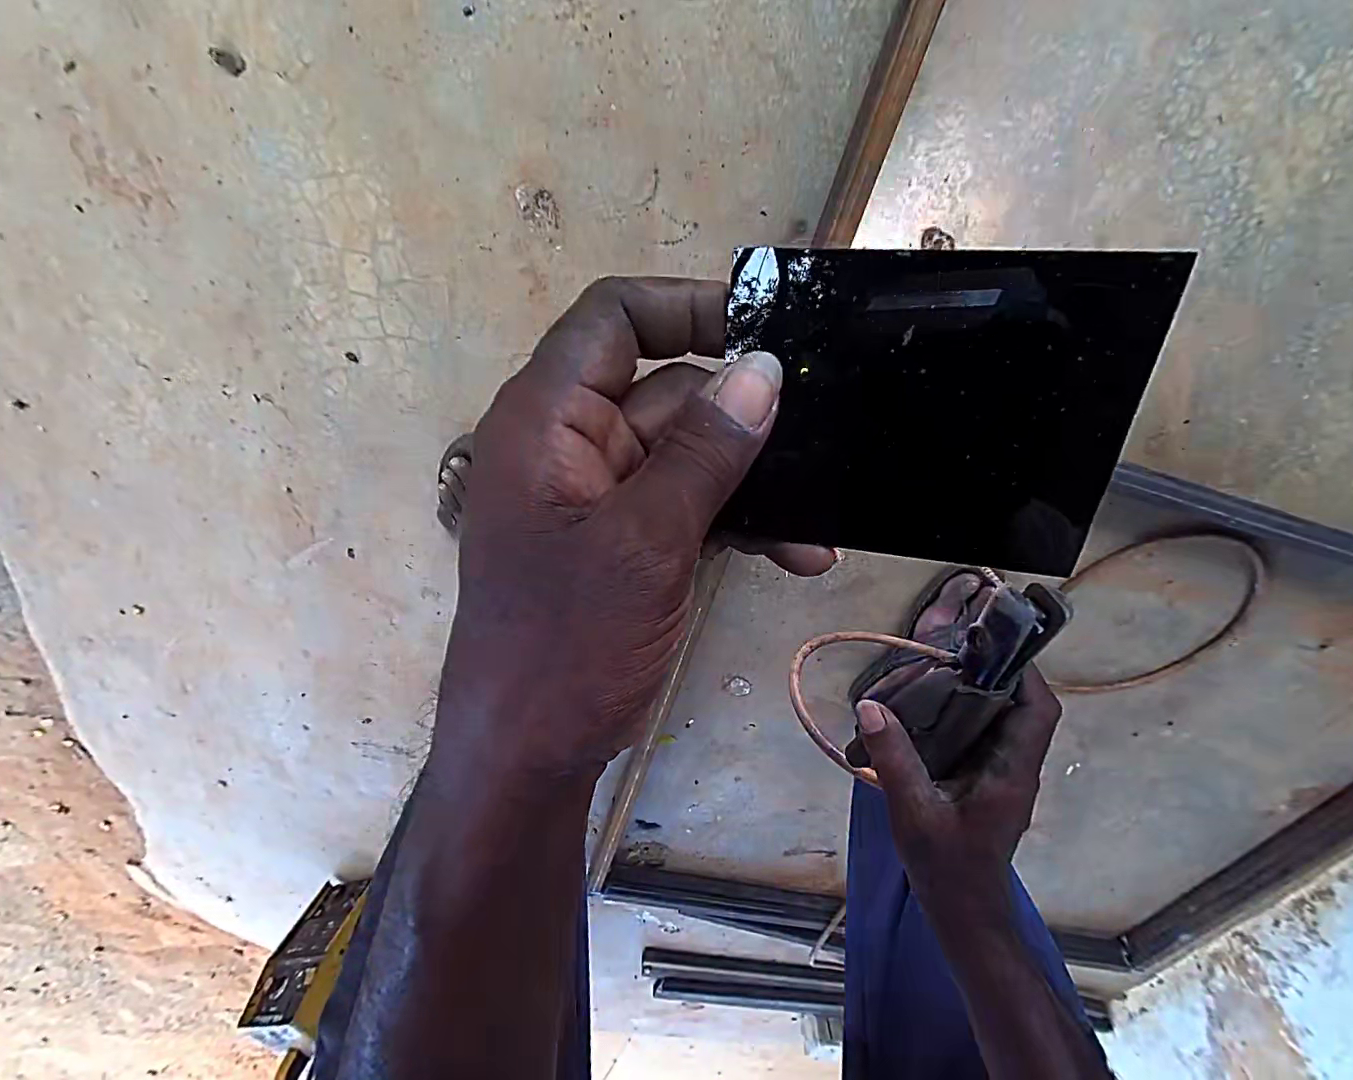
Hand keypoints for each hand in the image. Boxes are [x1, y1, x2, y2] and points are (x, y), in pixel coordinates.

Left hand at [435, 277, 832, 782]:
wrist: (527, 750)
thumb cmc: (565, 645)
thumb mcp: (643, 543)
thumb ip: (702, 453)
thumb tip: (760, 369)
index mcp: (544, 421)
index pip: (610, 319)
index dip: (686, 307)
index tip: (765, 328)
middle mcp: (566, 445)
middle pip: (662, 389)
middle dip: (739, 418)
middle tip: (825, 437)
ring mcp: (595, 496)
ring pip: (683, 455)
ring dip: (749, 483)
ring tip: (817, 522)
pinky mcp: (619, 541)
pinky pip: (682, 505)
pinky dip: (731, 522)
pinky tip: (794, 554)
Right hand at [853, 666, 1062, 904]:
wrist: (962, 909)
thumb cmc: (946, 864)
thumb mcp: (913, 810)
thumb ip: (893, 758)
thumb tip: (869, 705)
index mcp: (1010, 772)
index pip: (1037, 711)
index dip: (1023, 672)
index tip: (988, 642)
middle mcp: (1012, 768)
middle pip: (1018, 708)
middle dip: (990, 672)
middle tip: (946, 648)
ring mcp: (998, 775)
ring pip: (997, 720)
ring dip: (971, 691)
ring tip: (929, 668)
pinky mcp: (980, 781)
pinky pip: (976, 735)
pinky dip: (955, 713)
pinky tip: (920, 708)